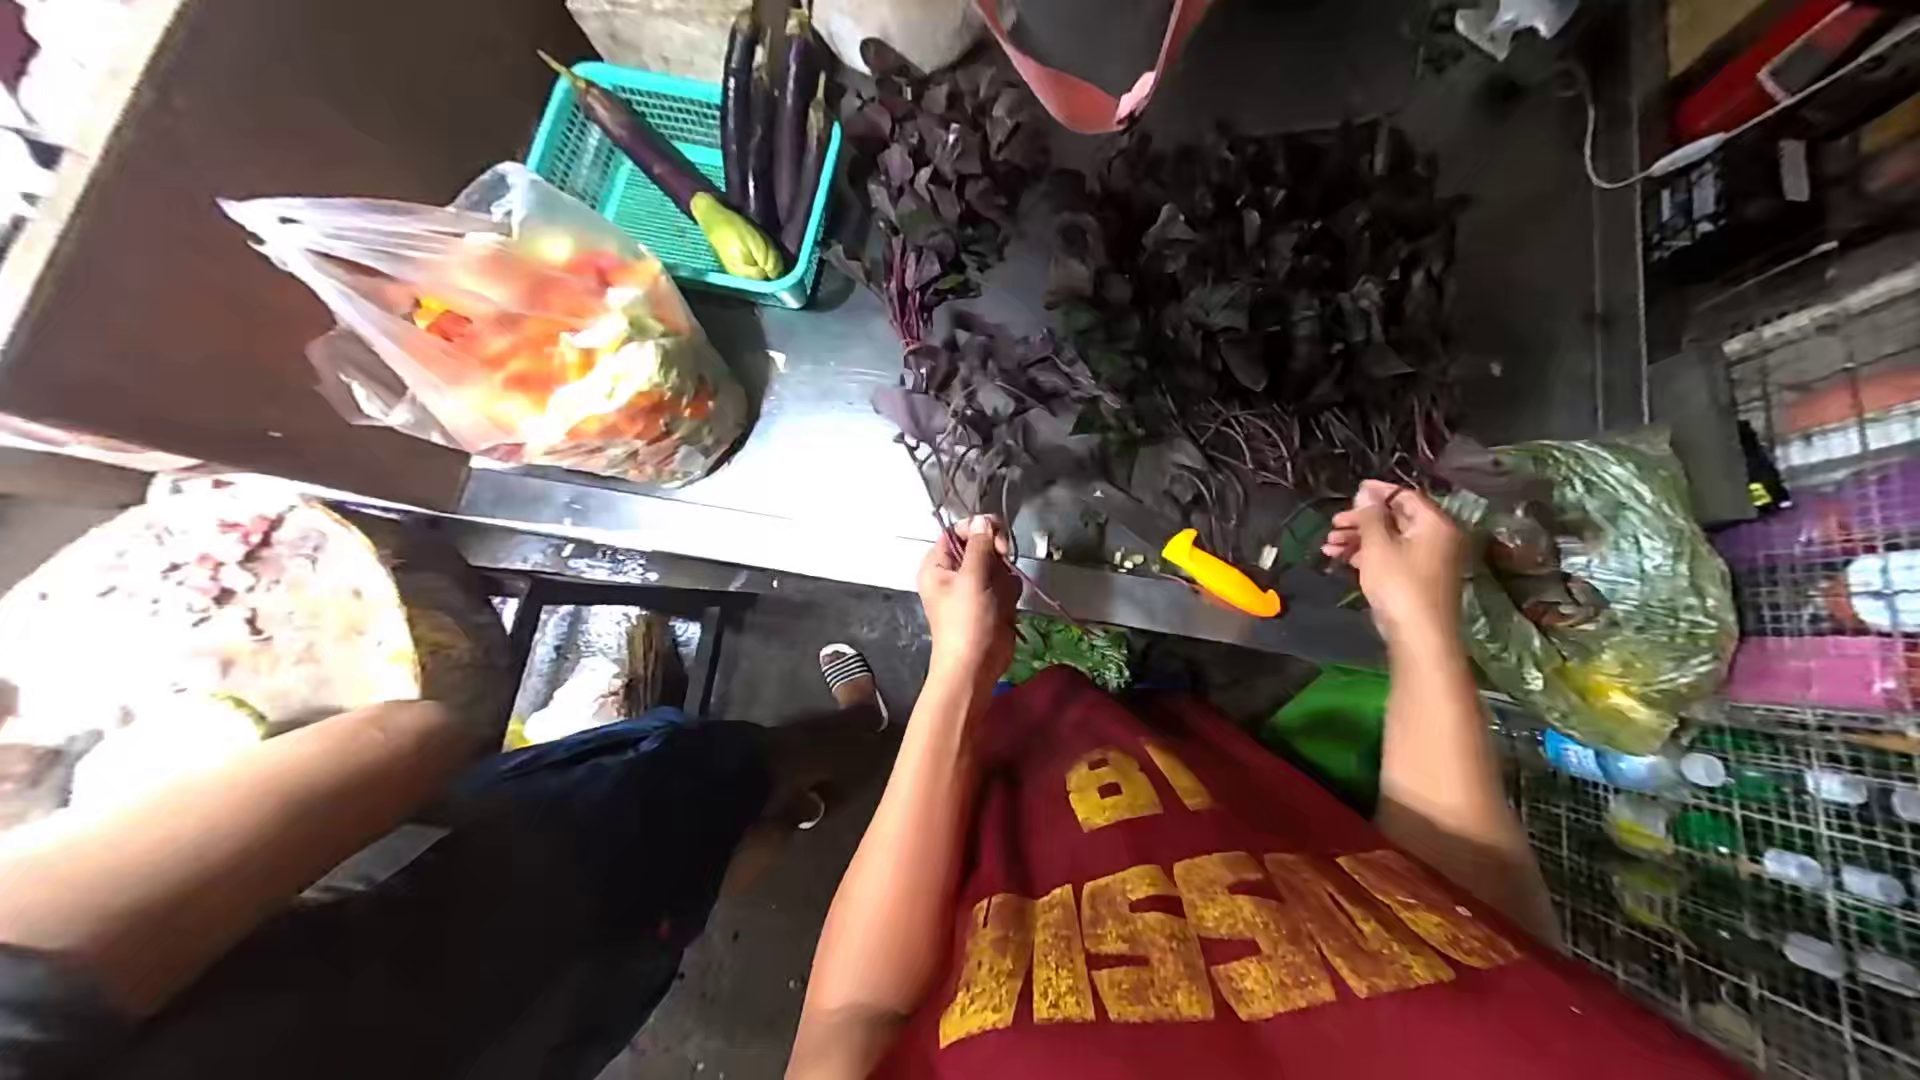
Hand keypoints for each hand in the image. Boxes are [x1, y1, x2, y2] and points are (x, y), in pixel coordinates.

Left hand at [918, 515, 1019, 682]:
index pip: (958, 531)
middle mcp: (953, 573)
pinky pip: (1005, 583)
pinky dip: (1009, 593)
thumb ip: (979, 546)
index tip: (997, 539)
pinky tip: (1005, 606)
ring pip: (998, 564)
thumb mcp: (972, 579)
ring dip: (1003, 578)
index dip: (979, 530)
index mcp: (937, 564)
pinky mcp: (991, 600)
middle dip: (996, 556)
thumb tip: (982, 519)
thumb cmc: (967, 623)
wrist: (975, 666)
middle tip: (1003, 563)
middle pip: (981, 545)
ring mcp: (973, 587)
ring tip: (998, 597)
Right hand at [1322, 479, 1466, 649]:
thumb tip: (1366, 491)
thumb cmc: (1398, 584)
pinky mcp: (1418, 576)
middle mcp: (1437, 537)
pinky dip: (1367, 553)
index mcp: (1435, 524)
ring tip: (1329, 545)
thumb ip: (1370, 516)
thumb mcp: (1378, 545)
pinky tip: (1342, 558)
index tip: (1352, 491)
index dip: (1378, 493)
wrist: (1418, 633)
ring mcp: (1429, 558)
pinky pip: (1391, 555)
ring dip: (1358, 538)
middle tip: (1333, 524)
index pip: (1406, 497)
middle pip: (1396, 518)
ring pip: (1390, 538)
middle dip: (1361, 520)